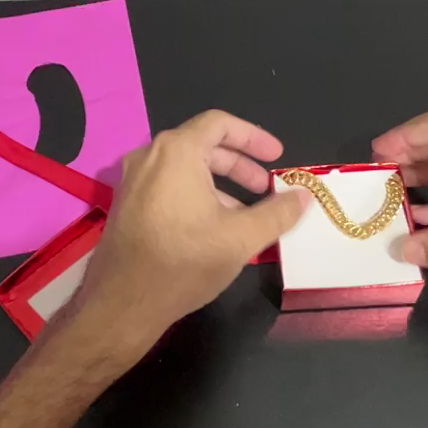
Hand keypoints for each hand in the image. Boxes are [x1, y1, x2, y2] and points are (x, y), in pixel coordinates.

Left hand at [56, 111, 309, 365]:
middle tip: (265, 187)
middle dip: (239, 164)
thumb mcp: (241, 238)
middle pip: (203, 145)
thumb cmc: (184, 262)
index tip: (277, 158)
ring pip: (185, 168)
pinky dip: (196, 195)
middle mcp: (150, 157)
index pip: (220, 124)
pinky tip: (213, 228)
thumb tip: (304, 197)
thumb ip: (277, 213)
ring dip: (220, 184)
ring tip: (245, 214)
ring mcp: (134, 181)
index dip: (254, 137)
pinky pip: (168, 186)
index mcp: (176, 151)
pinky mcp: (127, 205)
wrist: (122, 304)